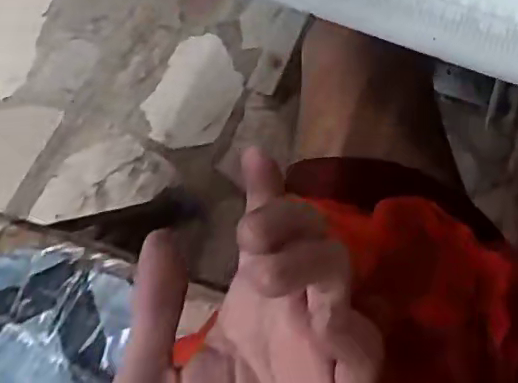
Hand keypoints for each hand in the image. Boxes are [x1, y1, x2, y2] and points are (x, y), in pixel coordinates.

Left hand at [118, 148, 382, 382]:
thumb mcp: (153, 379)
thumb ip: (158, 314)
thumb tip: (164, 235)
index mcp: (254, 305)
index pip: (273, 232)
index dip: (269, 192)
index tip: (254, 157)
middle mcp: (293, 314)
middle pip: (315, 238)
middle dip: (291, 220)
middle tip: (249, 236)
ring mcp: (319, 348)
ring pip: (343, 279)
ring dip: (315, 261)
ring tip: (265, 273)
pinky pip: (364, 356)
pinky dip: (353, 332)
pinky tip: (322, 318)